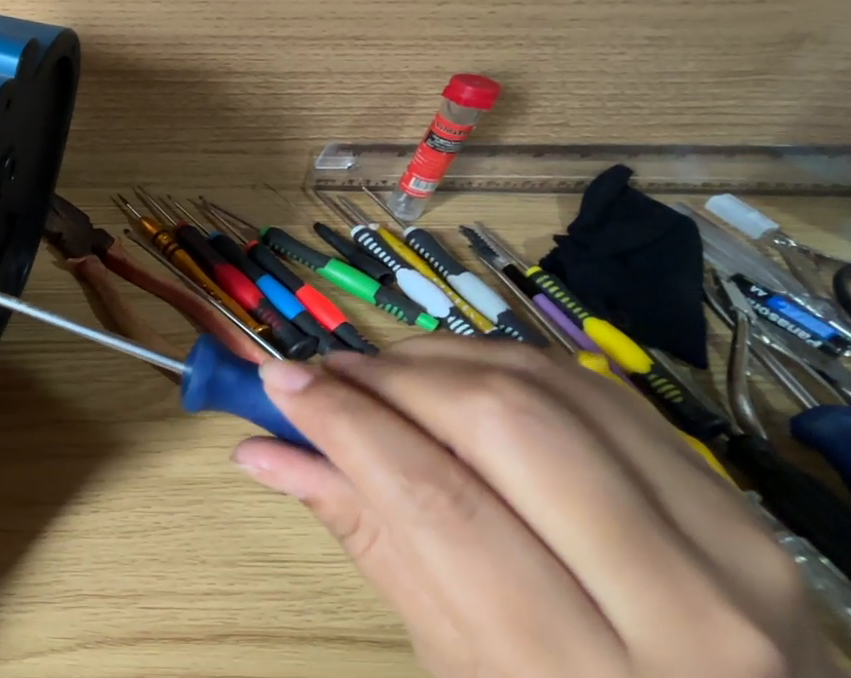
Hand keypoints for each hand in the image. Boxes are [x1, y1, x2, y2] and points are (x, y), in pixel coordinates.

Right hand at [234, 337, 833, 676]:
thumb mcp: (452, 661)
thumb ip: (367, 539)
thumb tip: (262, 452)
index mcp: (567, 671)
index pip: (433, 501)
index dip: (343, 421)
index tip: (281, 379)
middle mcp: (675, 608)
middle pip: (503, 426)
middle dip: (394, 377)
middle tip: (332, 373)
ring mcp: (730, 549)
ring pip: (556, 390)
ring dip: (445, 360)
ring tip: (385, 373)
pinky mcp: (744, 507)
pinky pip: (606, 394)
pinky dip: (510, 367)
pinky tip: (458, 380)